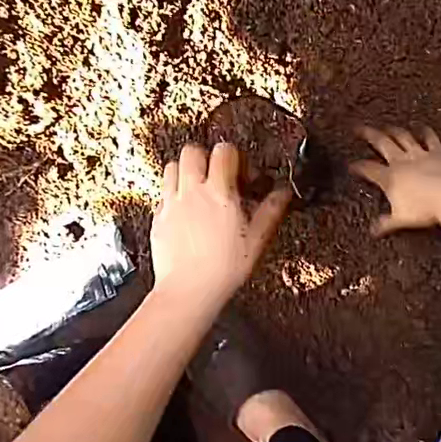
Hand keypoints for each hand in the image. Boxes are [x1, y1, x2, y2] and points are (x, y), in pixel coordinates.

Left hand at [152, 142, 292, 309]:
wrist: (187, 291)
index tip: (240, 172)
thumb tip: (282, 193)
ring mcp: (172, 204)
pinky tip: (185, 210)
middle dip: (205, 157)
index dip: (233, 155)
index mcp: (219, 194)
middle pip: (191, 151)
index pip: (223, 151)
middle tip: (216, 174)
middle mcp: (192, 193)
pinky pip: (162, 193)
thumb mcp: (256, 240)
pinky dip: (173, 194)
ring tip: (198, 188)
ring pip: (172, 166)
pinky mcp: (158, 218)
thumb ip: (270, 211)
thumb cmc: (222, 270)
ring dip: (185, 171)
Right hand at [349, 126, 440, 235]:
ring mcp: (419, 155)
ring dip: (393, 130)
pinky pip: (430, 138)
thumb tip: (374, 231)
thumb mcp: (401, 219)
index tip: (352, 165)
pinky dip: (426, 132)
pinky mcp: (437, 153)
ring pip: (402, 137)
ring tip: (386, 126)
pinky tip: (422, 127)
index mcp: (389, 178)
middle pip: (381, 143)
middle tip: (358, 128)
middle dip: (368, 134)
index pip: (368, 169)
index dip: (358, 167)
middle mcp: (401, 162)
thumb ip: (386, 223)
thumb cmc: (425, 209)